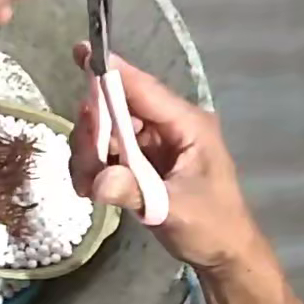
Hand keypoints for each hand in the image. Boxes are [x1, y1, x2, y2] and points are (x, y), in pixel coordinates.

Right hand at [69, 45, 264, 274]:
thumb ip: (136, 192)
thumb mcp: (175, 210)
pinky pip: (104, 155)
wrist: (221, 253)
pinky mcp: (139, 164)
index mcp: (187, 125)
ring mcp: (151, 145)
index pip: (143, 90)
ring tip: (89, 187)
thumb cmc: (212, 226)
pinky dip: (91, 170)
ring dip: (88, 157)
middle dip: (93, 134)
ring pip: (104, 133)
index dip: (112, 72)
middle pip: (115, 111)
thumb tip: (99, 182)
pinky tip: (91, 190)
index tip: (82, 51)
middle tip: (87, 167)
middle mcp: (166, 127)